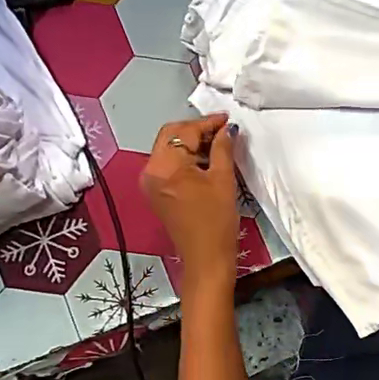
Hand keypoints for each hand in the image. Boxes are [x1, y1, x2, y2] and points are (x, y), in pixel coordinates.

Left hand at [140, 114, 241, 294]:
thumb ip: (223, 148)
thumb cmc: (217, 221)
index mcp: (165, 165)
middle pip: (171, 136)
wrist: (206, 259)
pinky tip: (205, 161)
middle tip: (222, 131)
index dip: (207, 123)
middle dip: (196, 130)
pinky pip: (168, 165)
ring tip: (218, 145)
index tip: (228, 120)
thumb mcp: (223, 179)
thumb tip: (227, 129)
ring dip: (191, 144)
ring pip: (169, 149)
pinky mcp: (156, 193)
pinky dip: (185, 158)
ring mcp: (150, 183)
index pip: (184, 131)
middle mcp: (150, 171)